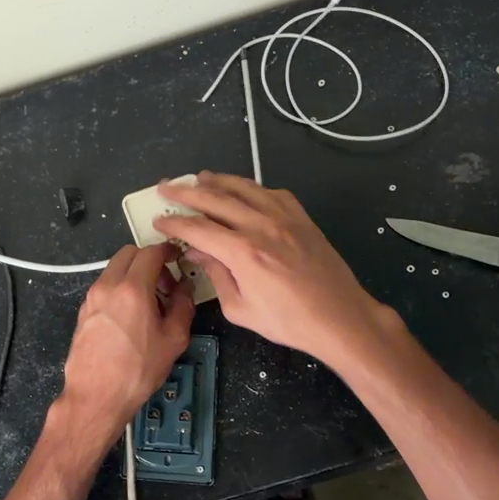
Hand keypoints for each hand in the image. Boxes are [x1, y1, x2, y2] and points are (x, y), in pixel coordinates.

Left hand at [58, 243, 194, 438]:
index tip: (178, 257)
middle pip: (128, 254)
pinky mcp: (83, 312)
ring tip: (150, 302)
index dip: (168, 250)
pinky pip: (104, 287)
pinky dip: (120, 289)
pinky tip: (131, 315)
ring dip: (133, 275)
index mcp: (132, 289)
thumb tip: (184, 289)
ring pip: (114, 270)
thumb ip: (183, 306)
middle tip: (165, 283)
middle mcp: (107, 286)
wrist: (96, 396)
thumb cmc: (137, 370)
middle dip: (149, 260)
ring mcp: (91, 298)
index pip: (151, 253)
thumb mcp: (173, 339)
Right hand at [155, 173, 396, 367]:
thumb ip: (216, 275)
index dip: (174, 222)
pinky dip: (251, 187)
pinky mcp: (301, 217)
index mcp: (242, 251)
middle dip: (186, 191)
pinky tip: (243, 190)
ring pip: (243, 187)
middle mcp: (261, 225)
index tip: (158, 220)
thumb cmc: (288, 321)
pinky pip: (271, 192)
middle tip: (167, 187)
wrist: (339, 316)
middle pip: (215, 198)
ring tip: (199, 178)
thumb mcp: (240, 308)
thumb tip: (197, 252)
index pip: (197, 228)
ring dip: (218, 181)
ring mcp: (284, 217)